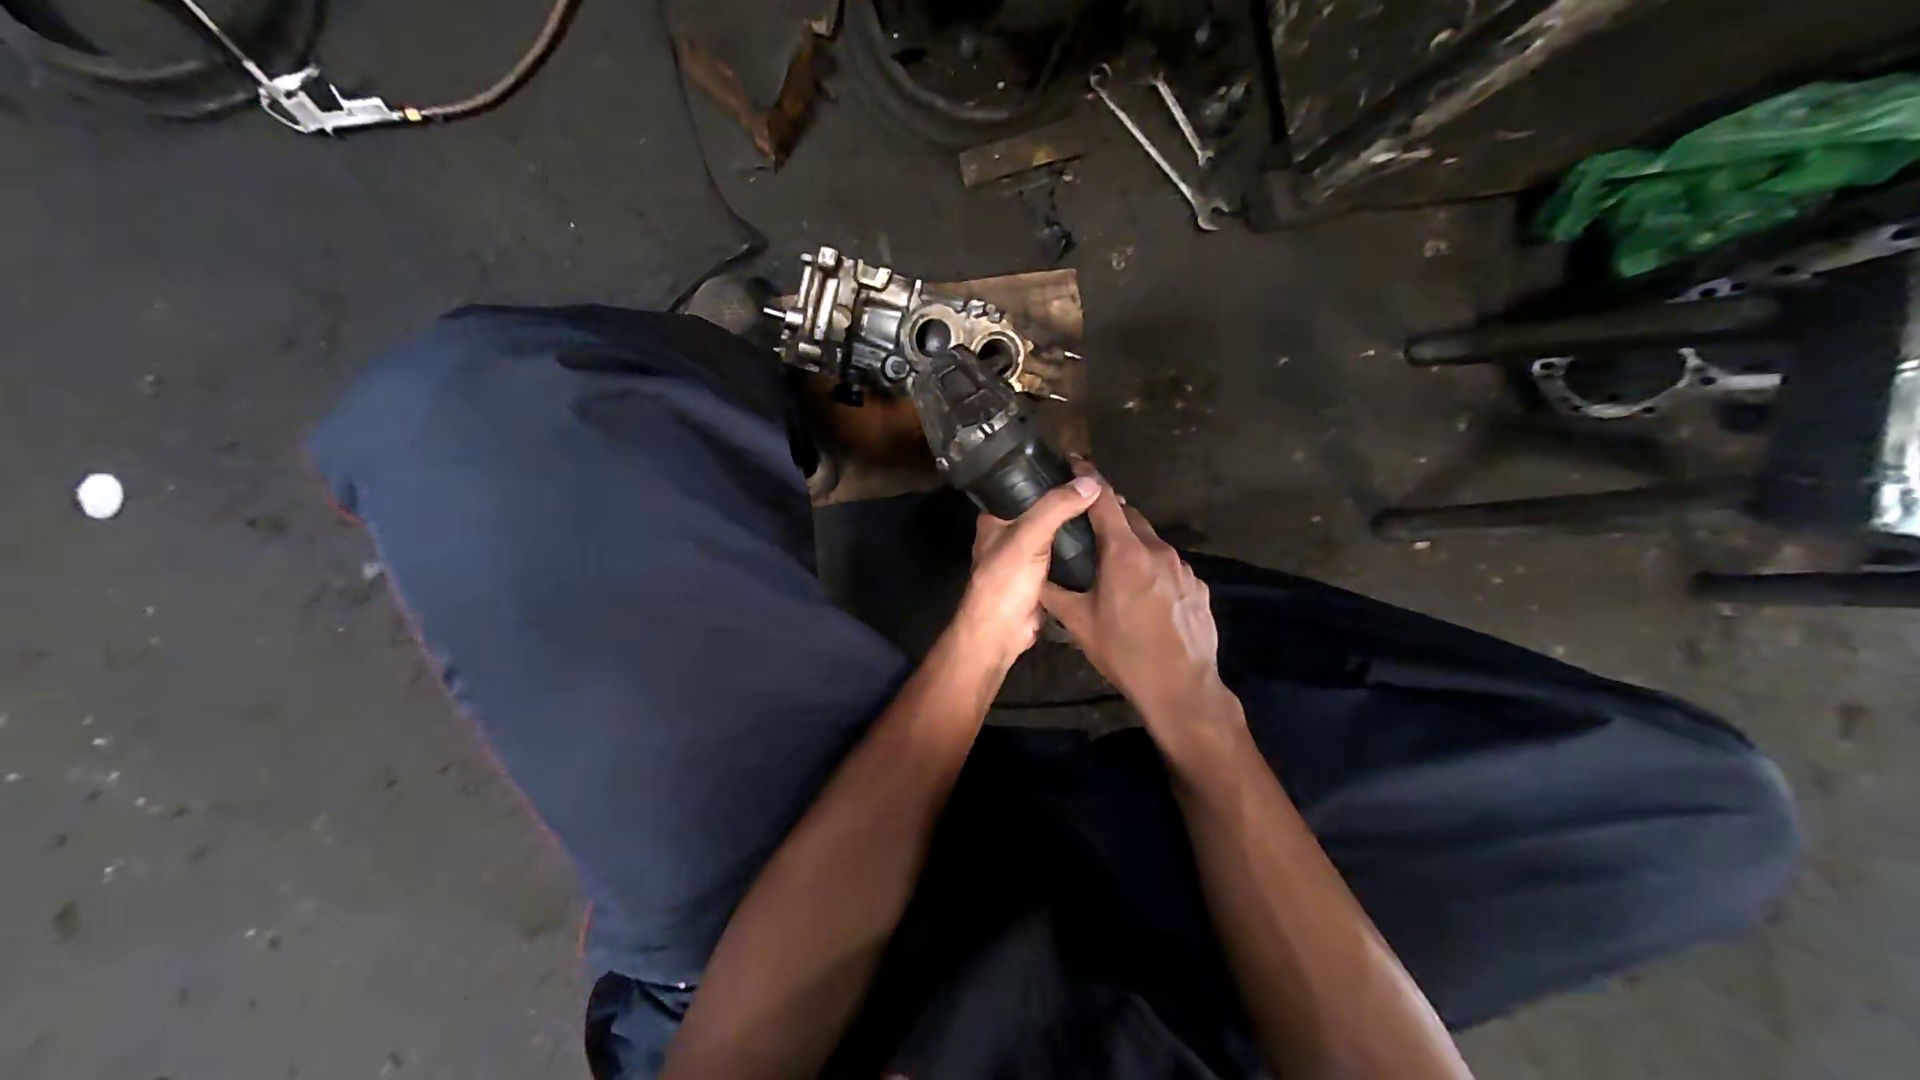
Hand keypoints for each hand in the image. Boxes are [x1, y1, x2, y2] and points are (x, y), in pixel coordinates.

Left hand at [954, 475, 1103, 668]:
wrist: (1001, 633)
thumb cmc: (1004, 580)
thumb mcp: (1028, 536)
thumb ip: (1056, 507)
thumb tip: (1090, 482)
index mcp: (997, 517)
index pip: (1028, 485)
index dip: (1055, 476)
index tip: (1089, 470)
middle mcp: (1012, 532)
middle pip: (1048, 508)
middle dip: (1076, 501)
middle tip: (1111, 493)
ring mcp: (1029, 555)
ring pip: (1060, 531)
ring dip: (1083, 524)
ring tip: (1115, 510)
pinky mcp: (1045, 574)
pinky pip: (1068, 554)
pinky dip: (1085, 547)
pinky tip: (1107, 538)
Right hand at [1041, 465, 1242, 752]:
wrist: (1181, 687)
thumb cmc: (1123, 653)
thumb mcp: (1079, 624)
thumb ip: (1053, 592)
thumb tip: (1032, 575)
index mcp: (1124, 553)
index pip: (1104, 499)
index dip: (1088, 476)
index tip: (1074, 460)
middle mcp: (1157, 550)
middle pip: (1130, 515)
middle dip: (1109, 513)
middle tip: (1087, 526)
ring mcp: (1183, 567)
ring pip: (1151, 540)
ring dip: (1131, 542)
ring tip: (1114, 565)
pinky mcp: (1198, 586)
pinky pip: (1170, 564)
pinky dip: (1152, 566)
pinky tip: (1143, 593)